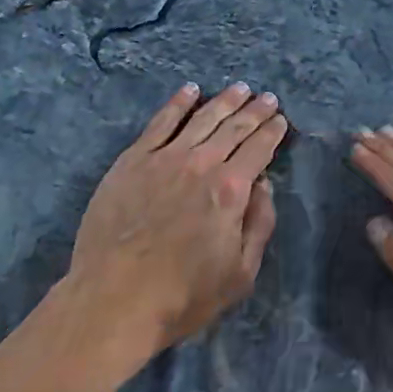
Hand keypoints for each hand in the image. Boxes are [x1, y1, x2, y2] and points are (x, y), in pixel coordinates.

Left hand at [65, 82, 287, 352]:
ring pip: (202, 118)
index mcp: (231, 189)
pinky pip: (159, 123)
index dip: (273, 131)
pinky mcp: (132, 161)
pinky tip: (190, 90)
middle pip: (235, 126)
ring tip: (239, 88)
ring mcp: (164, 158)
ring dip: (224, 100)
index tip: (280, 120)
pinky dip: (178, 103)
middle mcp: (202, 164)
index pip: (259, 147)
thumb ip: (260, 224)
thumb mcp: (241, 273)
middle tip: (268, 97)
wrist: (111, 303)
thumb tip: (264, 184)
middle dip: (255, 110)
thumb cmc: (182, 295)